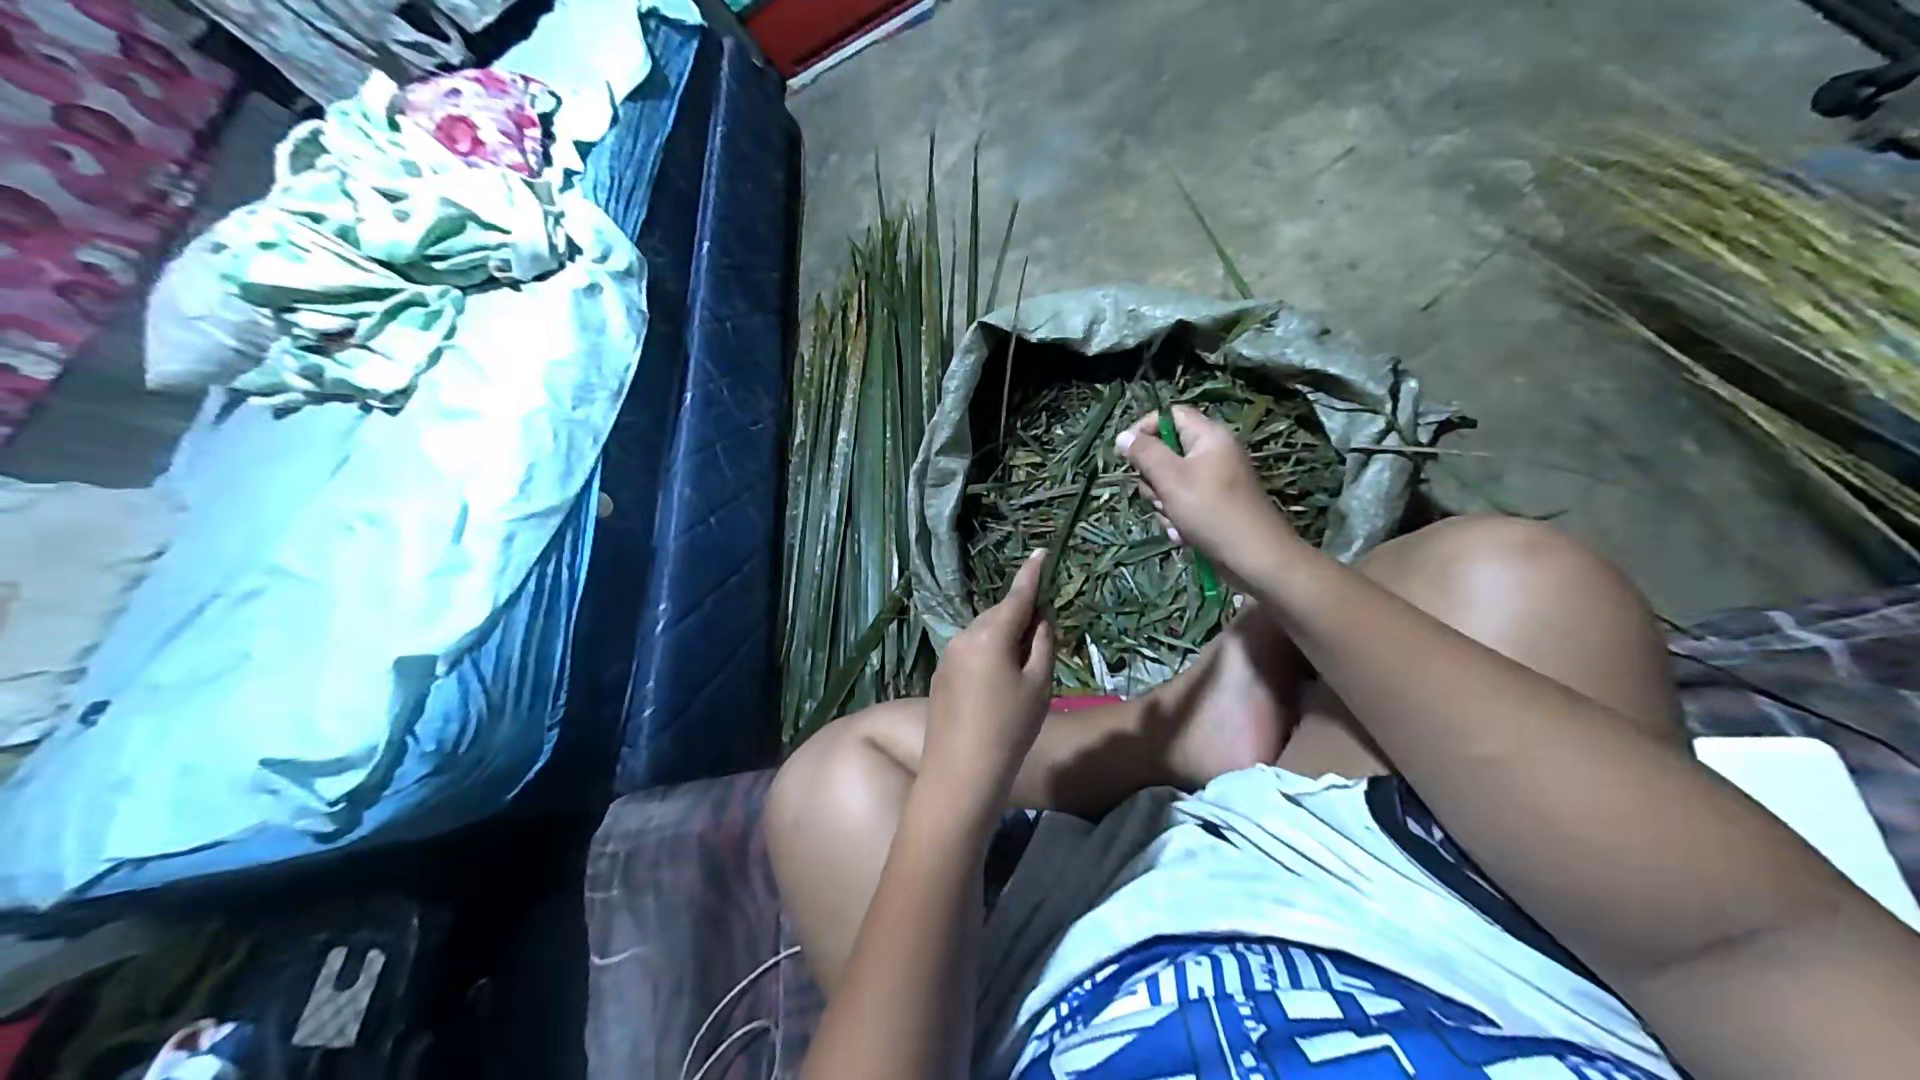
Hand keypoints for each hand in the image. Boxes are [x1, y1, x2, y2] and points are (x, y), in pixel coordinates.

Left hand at [922, 550, 1054, 807]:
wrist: (961, 772)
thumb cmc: (1010, 728)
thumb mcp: (1039, 684)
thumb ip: (1043, 644)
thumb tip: (1039, 619)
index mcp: (991, 634)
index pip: (1017, 595)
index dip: (1032, 574)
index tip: (1042, 552)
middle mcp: (964, 636)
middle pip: (999, 614)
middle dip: (1020, 616)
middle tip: (1043, 639)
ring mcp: (948, 655)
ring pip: (984, 633)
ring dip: (1003, 637)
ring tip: (1021, 670)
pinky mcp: (940, 673)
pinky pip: (970, 651)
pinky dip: (988, 654)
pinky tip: (996, 685)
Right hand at [1116, 406, 1298, 571]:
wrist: (1254, 558)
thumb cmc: (1212, 511)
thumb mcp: (1171, 478)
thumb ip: (1145, 454)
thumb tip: (1123, 437)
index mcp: (1208, 437)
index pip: (1169, 415)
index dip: (1144, 429)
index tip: (1127, 454)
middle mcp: (1212, 454)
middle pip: (1165, 452)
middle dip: (1152, 479)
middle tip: (1160, 496)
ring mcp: (1213, 482)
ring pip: (1169, 483)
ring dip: (1163, 504)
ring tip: (1174, 519)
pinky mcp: (1212, 506)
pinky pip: (1181, 504)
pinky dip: (1176, 518)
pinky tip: (1182, 534)